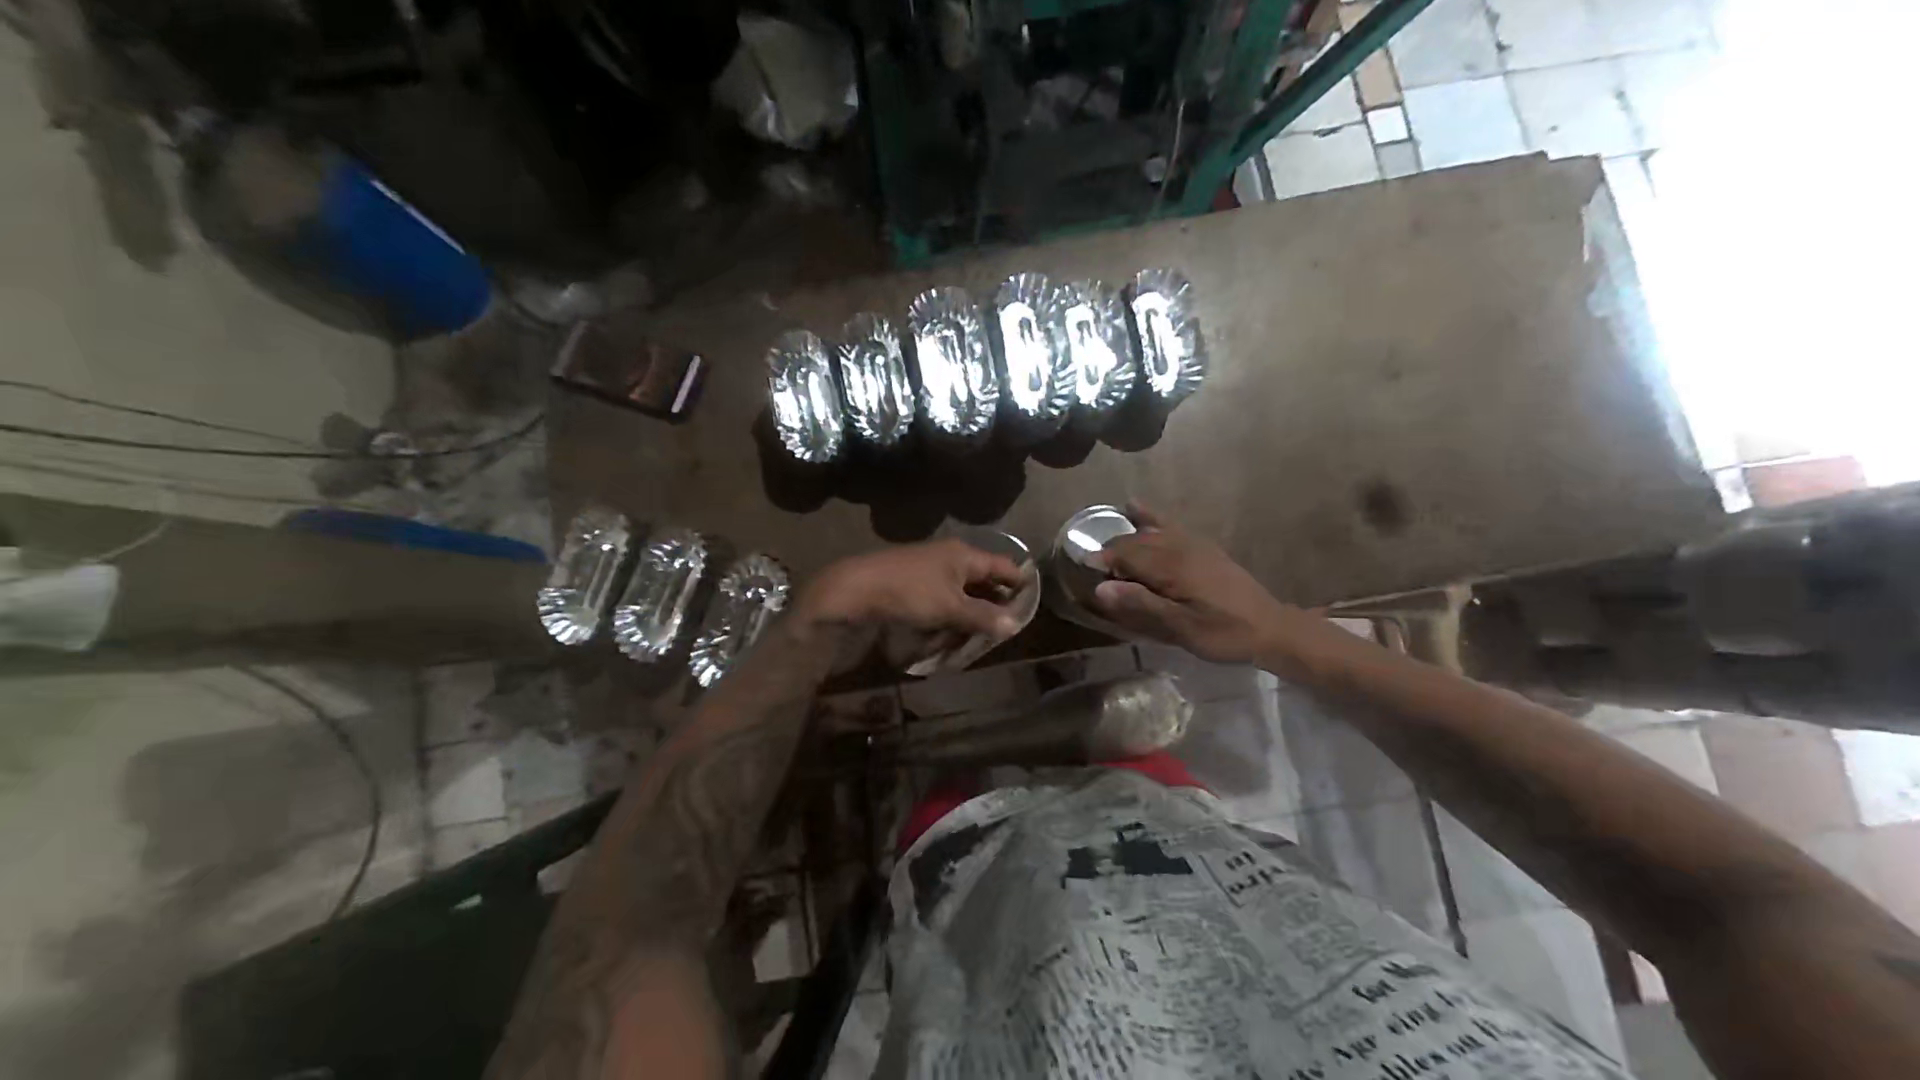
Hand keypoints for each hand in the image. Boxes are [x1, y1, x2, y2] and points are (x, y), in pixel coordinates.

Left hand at [794, 540, 1026, 639]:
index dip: (1020, 584)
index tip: (1033, 605)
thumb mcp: (950, 608)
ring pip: (962, 590)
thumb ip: (983, 616)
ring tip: (982, 635)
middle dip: (996, 602)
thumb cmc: (909, 593)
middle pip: (983, 579)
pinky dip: (952, 613)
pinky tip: (952, 630)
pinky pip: (943, 597)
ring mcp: (930, 569)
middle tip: (1007, 628)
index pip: (1004, 566)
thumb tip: (1015, 624)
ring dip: (973, 611)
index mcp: (965, 555)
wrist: (854, 589)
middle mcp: (950, 557)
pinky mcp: (913, 583)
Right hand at [1091, 502, 1295, 664]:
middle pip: (1135, 539)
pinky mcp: (1203, 546)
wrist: (1270, 628)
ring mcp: (1193, 542)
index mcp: (1172, 566)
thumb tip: (1101, 588)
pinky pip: (1169, 524)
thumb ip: (1141, 604)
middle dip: (1112, 550)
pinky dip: (1149, 516)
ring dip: (1127, 535)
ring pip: (1150, 530)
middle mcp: (1180, 546)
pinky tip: (1137, 508)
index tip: (1083, 569)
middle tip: (1097, 569)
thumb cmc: (1224, 633)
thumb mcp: (1181, 628)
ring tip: (1110, 546)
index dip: (1102, 560)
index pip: (1125, 553)